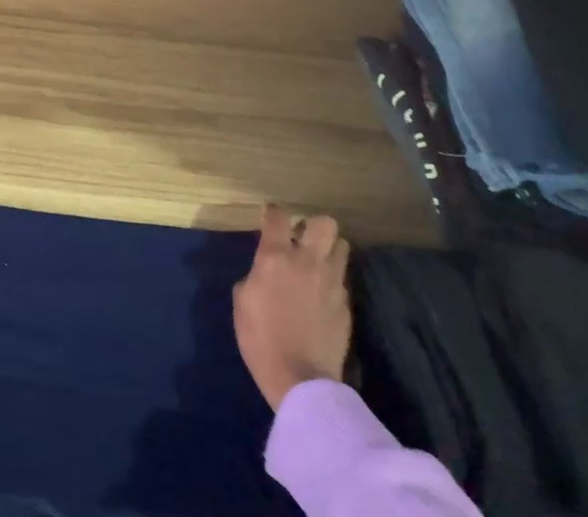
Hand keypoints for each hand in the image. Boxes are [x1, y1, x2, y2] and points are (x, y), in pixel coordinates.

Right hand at [232, 205, 352, 410]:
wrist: (300, 376)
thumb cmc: (259, 336)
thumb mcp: (242, 300)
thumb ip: (255, 275)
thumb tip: (265, 271)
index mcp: (275, 258)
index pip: (278, 218)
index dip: (272, 212)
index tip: (269, 215)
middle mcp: (307, 262)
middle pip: (324, 224)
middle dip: (312, 225)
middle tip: (300, 237)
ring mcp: (332, 282)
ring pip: (341, 246)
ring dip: (328, 248)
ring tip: (315, 261)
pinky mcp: (346, 302)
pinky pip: (341, 276)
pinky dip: (331, 276)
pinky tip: (320, 290)